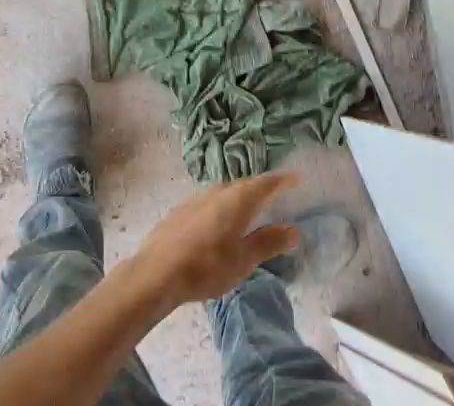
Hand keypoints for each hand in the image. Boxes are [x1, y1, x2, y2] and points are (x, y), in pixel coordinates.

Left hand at [128, 173, 301, 303]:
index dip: (284, 181)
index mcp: (239, 198)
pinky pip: (209, 203)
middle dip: (261, 189)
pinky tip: (217, 226)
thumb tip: (294, 231)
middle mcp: (218, 191)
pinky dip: (221, 209)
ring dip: (239, 199)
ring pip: (225, 193)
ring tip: (247, 211)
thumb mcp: (244, 260)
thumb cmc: (207, 266)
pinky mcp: (179, 212)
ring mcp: (196, 199)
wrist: (156, 273)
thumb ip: (269, 242)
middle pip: (245, 185)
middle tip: (274, 197)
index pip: (267, 183)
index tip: (297, 179)